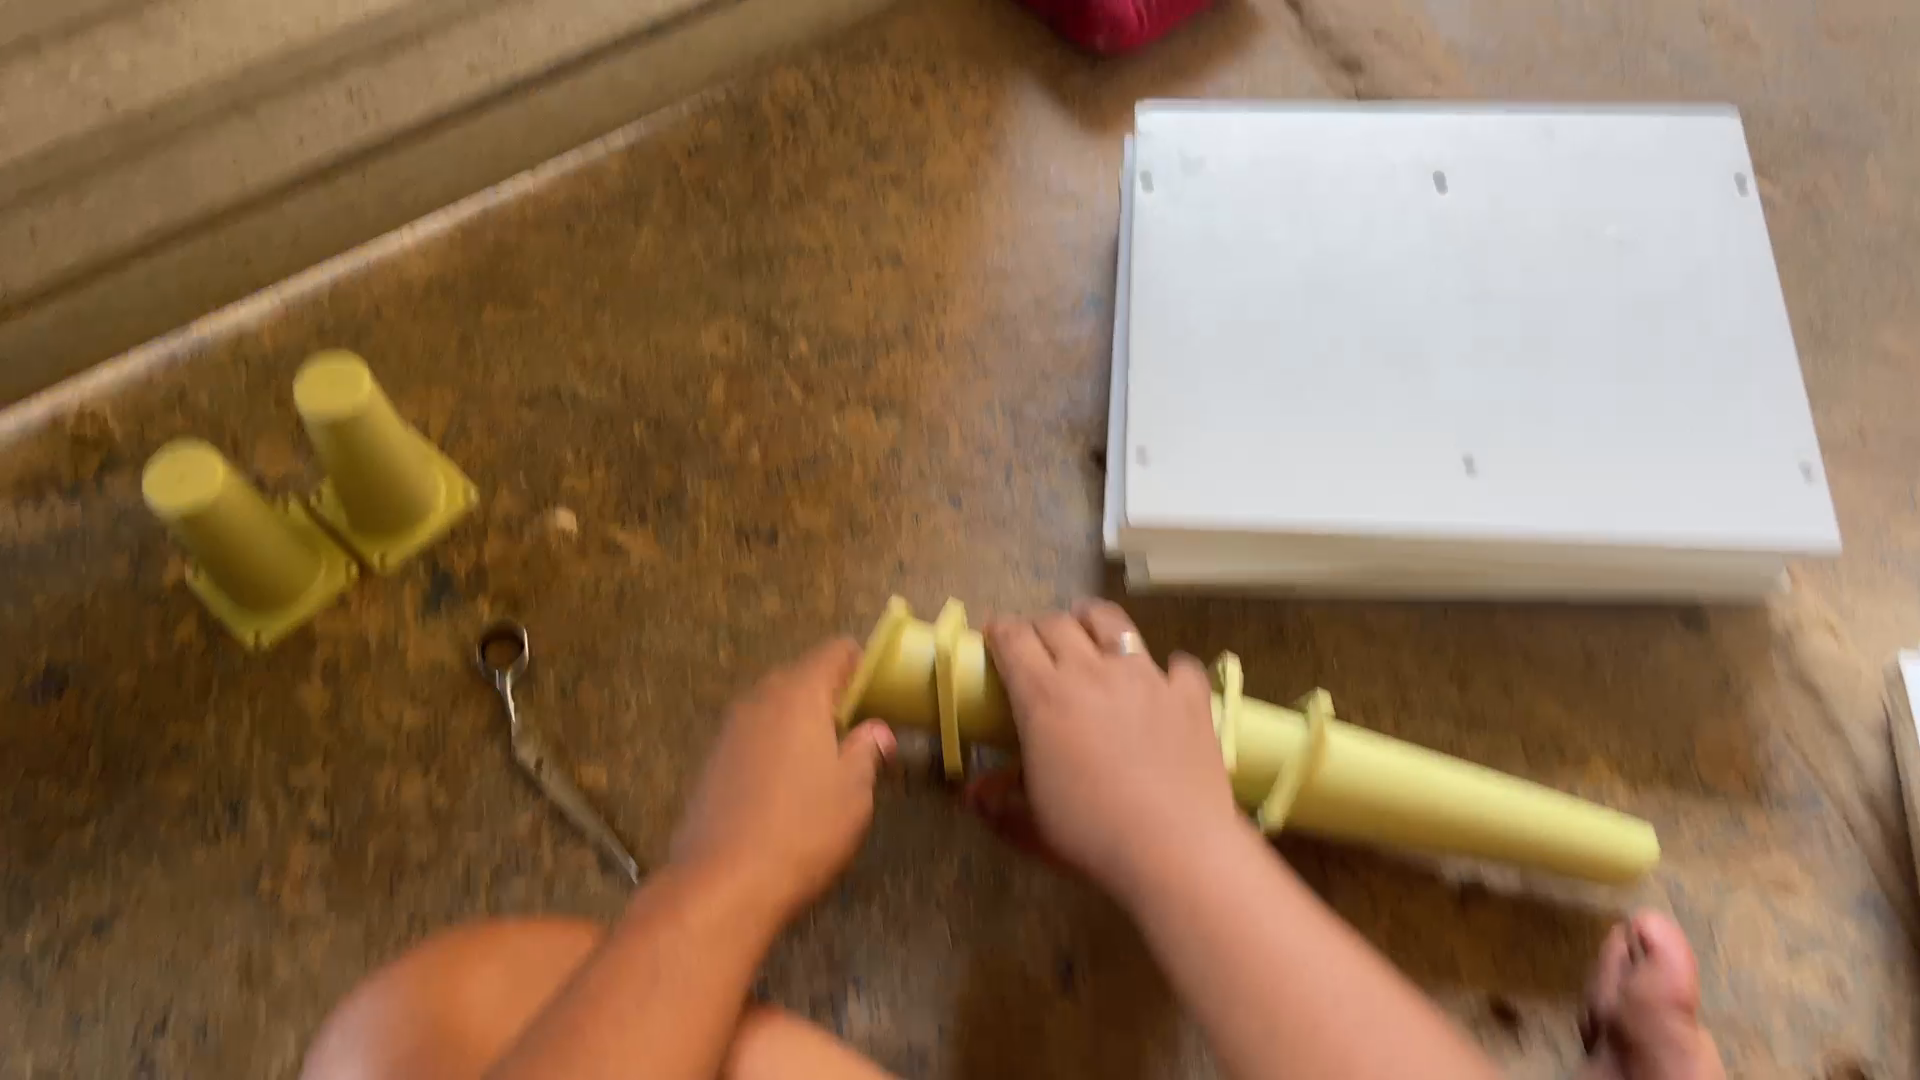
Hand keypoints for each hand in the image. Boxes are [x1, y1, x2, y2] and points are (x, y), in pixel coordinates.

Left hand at [669, 639, 895, 916]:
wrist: (721, 885)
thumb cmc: (803, 828)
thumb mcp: (853, 790)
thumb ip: (867, 749)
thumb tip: (876, 731)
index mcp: (800, 693)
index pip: (836, 650)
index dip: (863, 666)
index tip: (881, 698)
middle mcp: (760, 698)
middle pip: (804, 675)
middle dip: (833, 696)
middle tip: (858, 734)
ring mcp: (730, 728)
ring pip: (776, 706)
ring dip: (802, 721)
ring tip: (825, 763)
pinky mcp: (712, 760)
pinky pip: (755, 734)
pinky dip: (776, 745)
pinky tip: (787, 787)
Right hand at [984, 601, 1242, 901]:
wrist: (1177, 851)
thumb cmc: (1092, 837)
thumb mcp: (1031, 825)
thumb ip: (997, 804)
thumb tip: (971, 794)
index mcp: (1044, 696)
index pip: (1013, 640)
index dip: (999, 631)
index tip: (994, 636)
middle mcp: (1091, 672)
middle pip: (1057, 623)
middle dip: (1039, 626)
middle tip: (1037, 645)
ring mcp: (1144, 677)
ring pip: (1112, 623)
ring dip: (1093, 621)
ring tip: (1090, 632)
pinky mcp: (1187, 695)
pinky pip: (1178, 664)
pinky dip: (1168, 668)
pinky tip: (1165, 681)